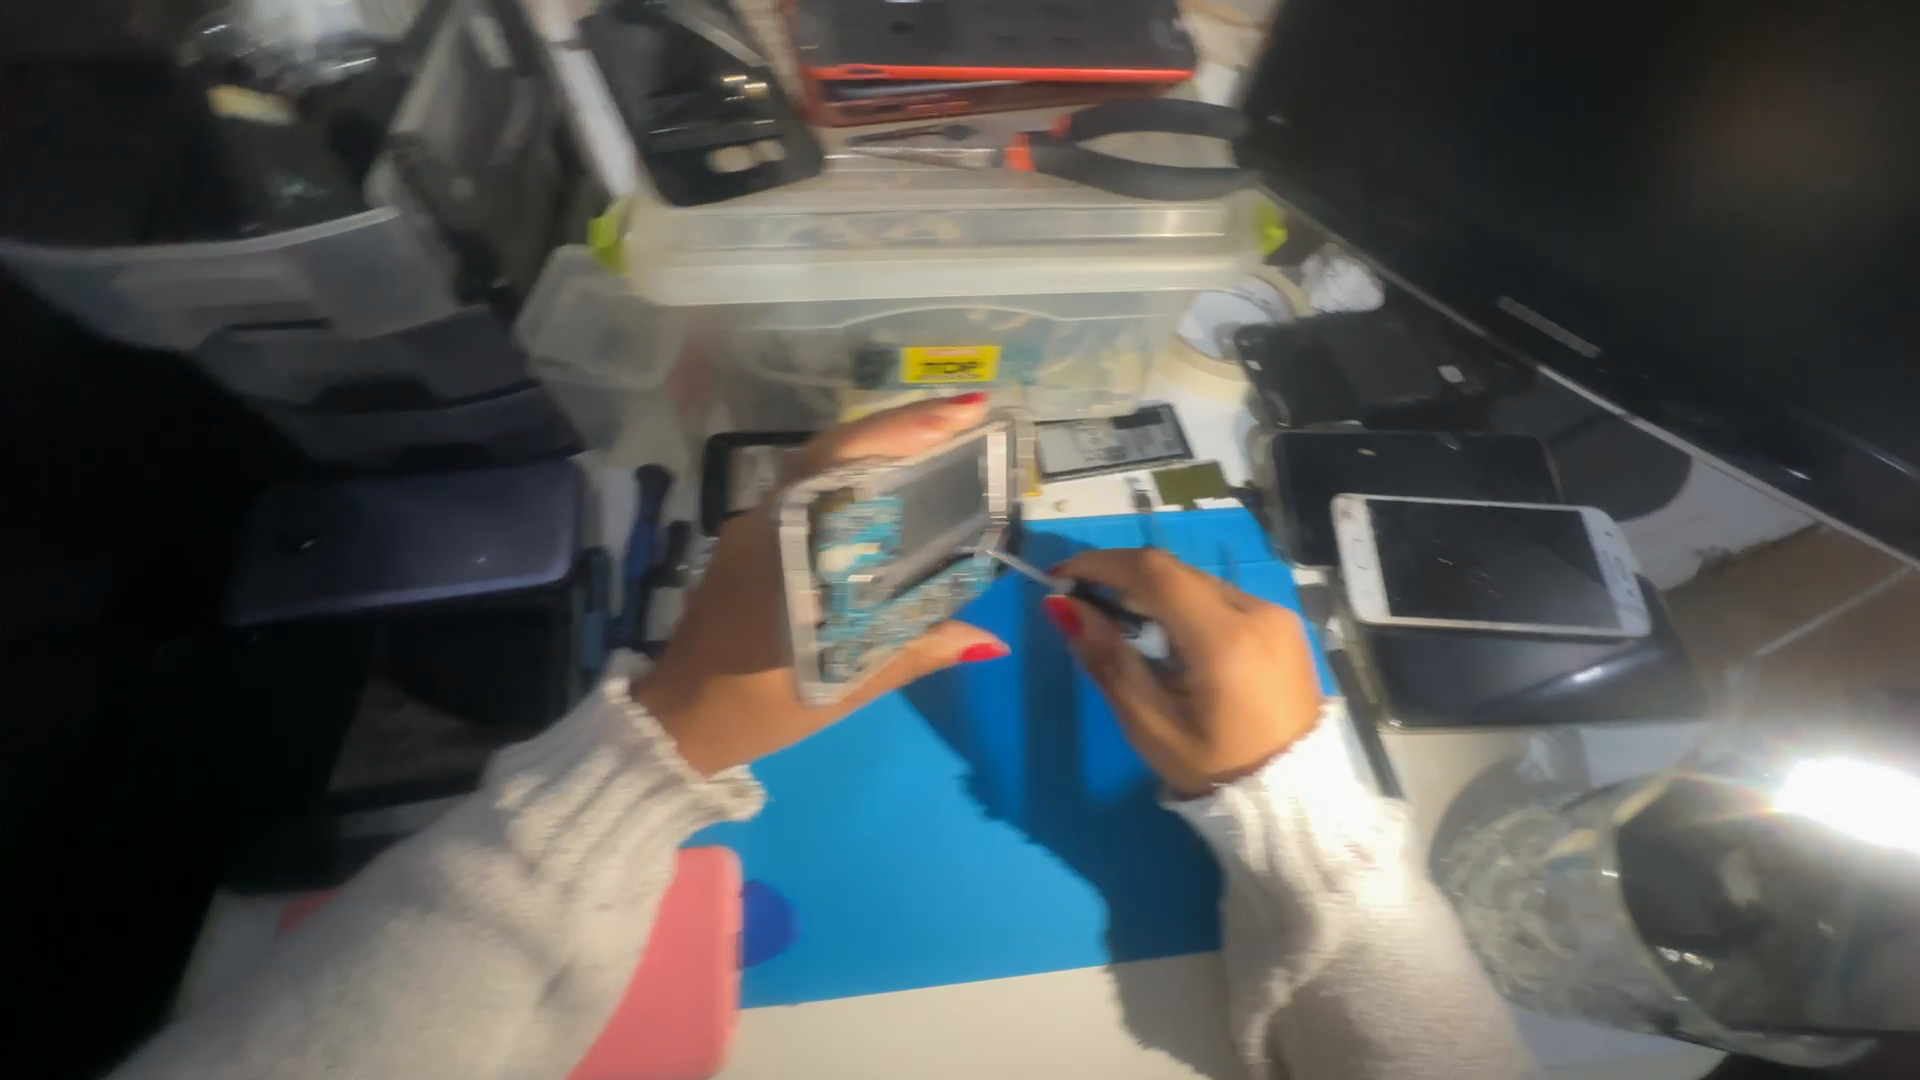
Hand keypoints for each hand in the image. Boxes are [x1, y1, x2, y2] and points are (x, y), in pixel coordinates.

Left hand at [633, 396, 1009, 773]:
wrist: (677, 720)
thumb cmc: (757, 706)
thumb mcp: (843, 686)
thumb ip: (915, 652)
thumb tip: (991, 641)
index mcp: (782, 550)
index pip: (840, 465)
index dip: (899, 431)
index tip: (961, 413)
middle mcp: (765, 523)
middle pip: (834, 451)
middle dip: (902, 427)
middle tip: (968, 417)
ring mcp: (754, 527)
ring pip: (821, 467)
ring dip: (880, 446)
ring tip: (943, 438)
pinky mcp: (753, 540)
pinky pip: (811, 493)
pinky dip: (856, 477)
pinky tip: (894, 483)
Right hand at [1044, 548, 1321, 796]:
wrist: (1295, 799)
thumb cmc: (1215, 768)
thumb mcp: (1150, 725)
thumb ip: (1108, 660)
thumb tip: (1063, 607)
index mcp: (1225, 640)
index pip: (1155, 573)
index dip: (1102, 564)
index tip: (1063, 576)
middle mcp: (1257, 611)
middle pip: (1175, 572)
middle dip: (1123, 580)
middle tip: (1087, 608)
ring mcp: (1276, 614)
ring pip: (1195, 581)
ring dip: (1153, 594)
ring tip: (1131, 633)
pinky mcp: (1282, 622)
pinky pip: (1219, 597)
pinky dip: (1183, 606)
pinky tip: (1172, 643)